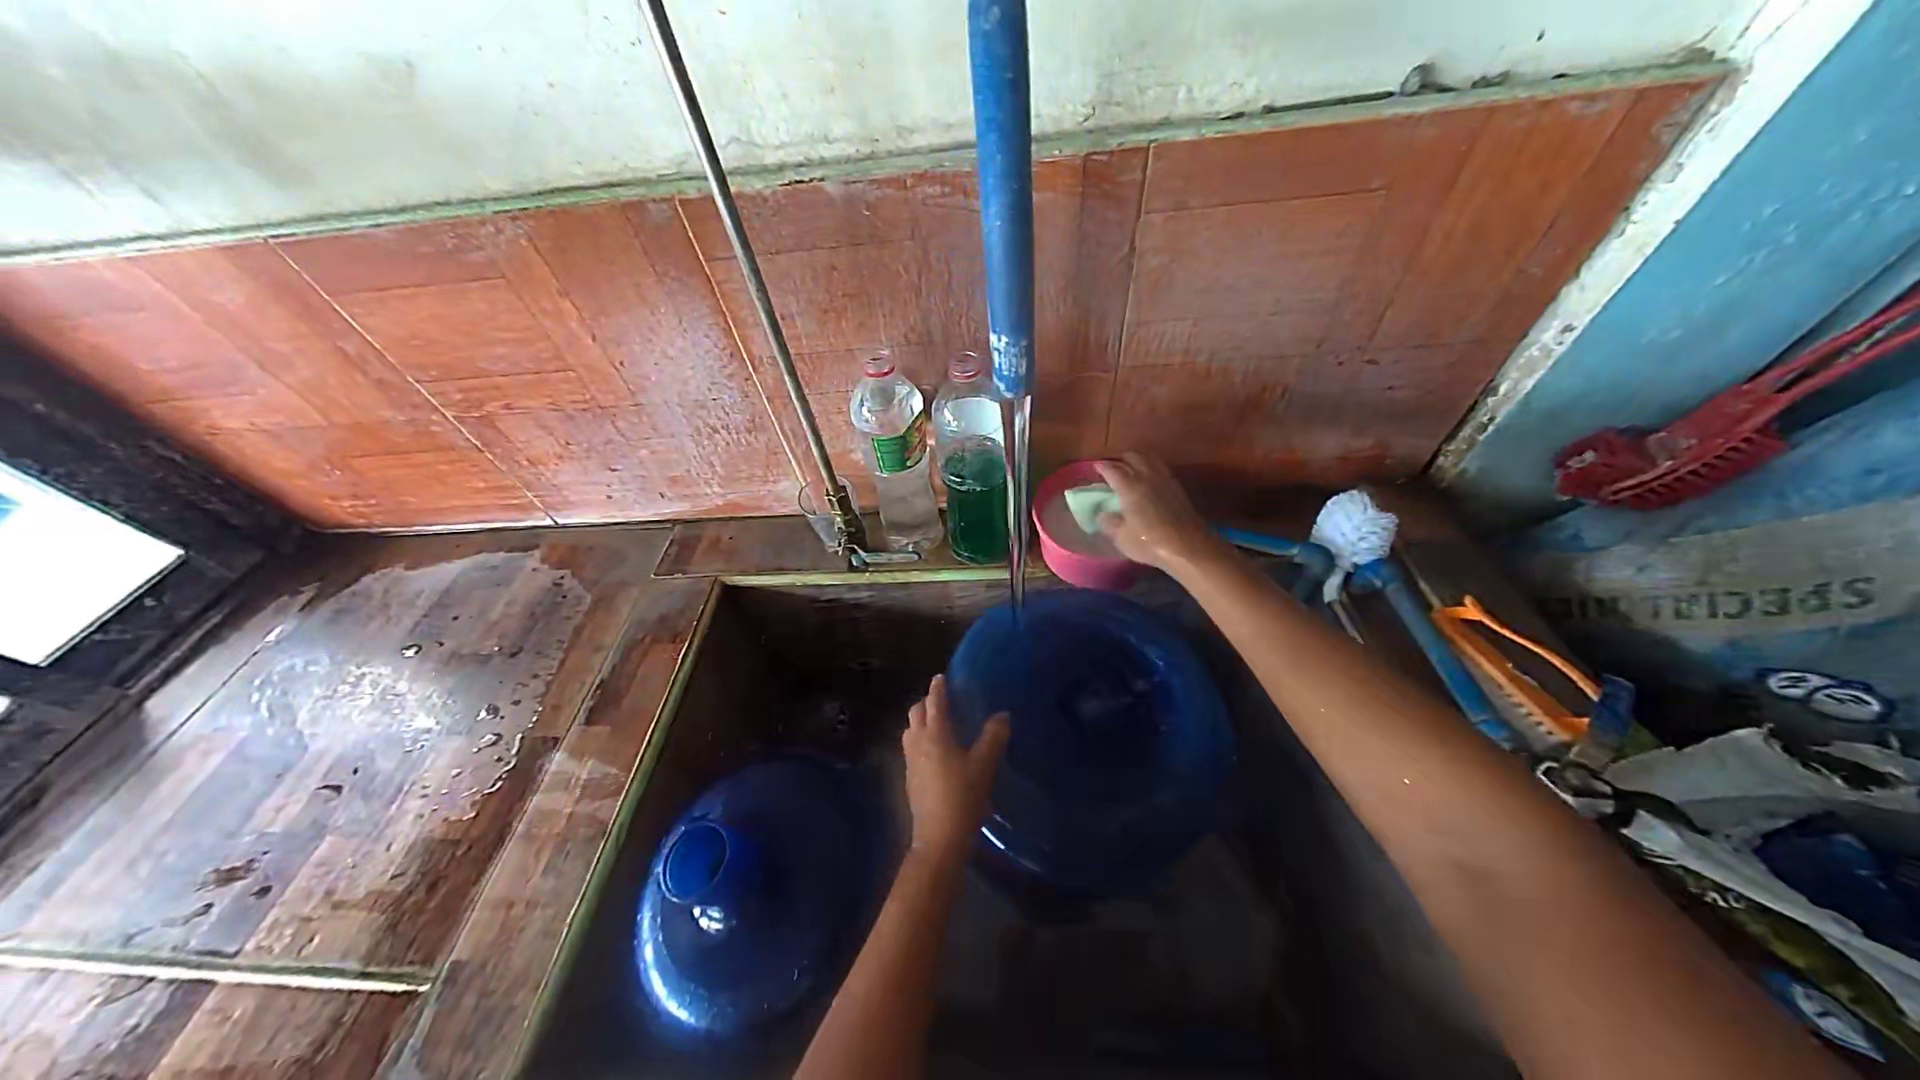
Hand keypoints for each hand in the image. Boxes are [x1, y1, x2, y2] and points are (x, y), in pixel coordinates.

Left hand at [903, 675, 1008, 858]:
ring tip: (937, 724)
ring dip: (920, 721)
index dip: (938, 688)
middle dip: (927, 702)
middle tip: (942, 700)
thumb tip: (1002, 715)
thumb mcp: (985, 765)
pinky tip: (934, 752)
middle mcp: (918, 742)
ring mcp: (910, 761)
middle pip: (916, 712)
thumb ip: (994, 737)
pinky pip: (910, 748)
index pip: (935, 702)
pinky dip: (919, 739)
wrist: (939, 838)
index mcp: (936, 734)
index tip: (941, 677)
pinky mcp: (909, 778)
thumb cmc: (963, 796)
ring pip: (910, 730)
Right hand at [1093, 452, 1228, 573]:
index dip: (1101, 467)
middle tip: (1112, 467)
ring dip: (1138, 460)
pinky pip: (1160, 468)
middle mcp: (1147, 476)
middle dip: (1120, 459)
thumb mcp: (1121, 537)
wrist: (1188, 547)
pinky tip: (1148, 481)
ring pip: (1149, 458)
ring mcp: (1165, 479)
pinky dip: (1151, 468)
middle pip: (1132, 456)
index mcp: (1129, 485)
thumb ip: (1108, 522)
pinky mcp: (1177, 487)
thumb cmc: (1150, 542)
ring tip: (1131, 470)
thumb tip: (1102, 514)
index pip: (1112, 469)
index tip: (1095, 467)